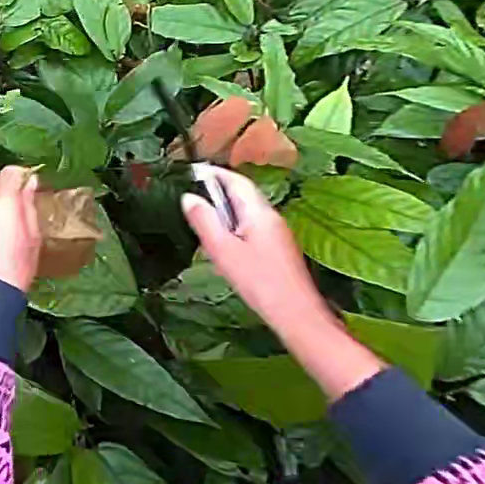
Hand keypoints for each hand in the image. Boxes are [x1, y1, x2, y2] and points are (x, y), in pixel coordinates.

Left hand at [0, 166, 40, 292]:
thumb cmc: (17, 264)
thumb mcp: (33, 234)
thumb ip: (29, 204)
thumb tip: (30, 184)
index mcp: (3, 200)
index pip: (11, 172)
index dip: (23, 175)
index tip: (32, 183)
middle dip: (11, 191)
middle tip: (25, 207)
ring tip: (12, 225)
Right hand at [180, 165, 335, 341]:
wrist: (295, 313)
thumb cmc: (259, 281)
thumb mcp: (222, 249)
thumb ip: (204, 221)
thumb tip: (189, 197)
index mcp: (259, 214)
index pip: (237, 181)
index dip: (215, 172)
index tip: (193, 170)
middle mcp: (271, 218)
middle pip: (244, 193)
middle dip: (218, 187)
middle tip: (193, 187)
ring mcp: (276, 233)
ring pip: (247, 210)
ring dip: (224, 206)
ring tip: (201, 211)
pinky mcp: (276, 248)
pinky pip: (251, 224)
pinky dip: (232, 222)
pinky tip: (221, 237)